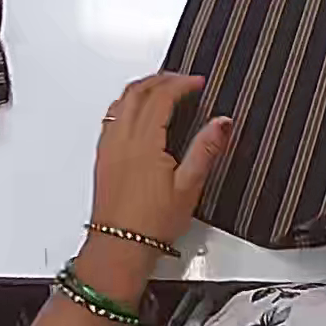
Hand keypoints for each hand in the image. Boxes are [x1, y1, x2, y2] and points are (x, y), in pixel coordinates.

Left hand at [92, 72, 232, 246]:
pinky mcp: (103, 157)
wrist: (119, 247)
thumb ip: (206, 149)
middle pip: (137, 92)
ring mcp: (109, 147)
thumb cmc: (151, 223)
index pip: (161, 97)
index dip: (180, 83)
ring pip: (121, 101)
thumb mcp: (190, 186)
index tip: (197, 81)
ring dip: (142, 87)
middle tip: (182, 78)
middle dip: (161, 79)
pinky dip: (126, 102)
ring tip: (161, 87)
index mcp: (144, 143)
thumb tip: (222, 123)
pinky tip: (137, 111)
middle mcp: (122, 139)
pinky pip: (111, 116)